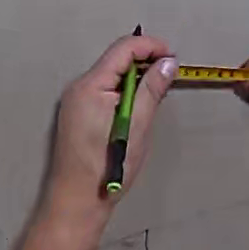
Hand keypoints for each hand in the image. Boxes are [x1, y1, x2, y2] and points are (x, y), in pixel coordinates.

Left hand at [40, 34, 176, 227]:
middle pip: (115, 58)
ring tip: (158, 89)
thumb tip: (168, 62)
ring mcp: (76, 99)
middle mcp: (79, 85)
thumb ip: (152, 90)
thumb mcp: (137, 126)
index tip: (173, 56)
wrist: (75, 203)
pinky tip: (138, 104)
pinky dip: (124, 89)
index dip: (150, 46)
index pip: (123, 49)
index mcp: (90, 84)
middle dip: (145, 60)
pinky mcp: (77, 112)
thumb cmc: (108, 167)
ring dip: (135, 75)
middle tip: (169, 73)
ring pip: (111, 73)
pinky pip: (104, 88)